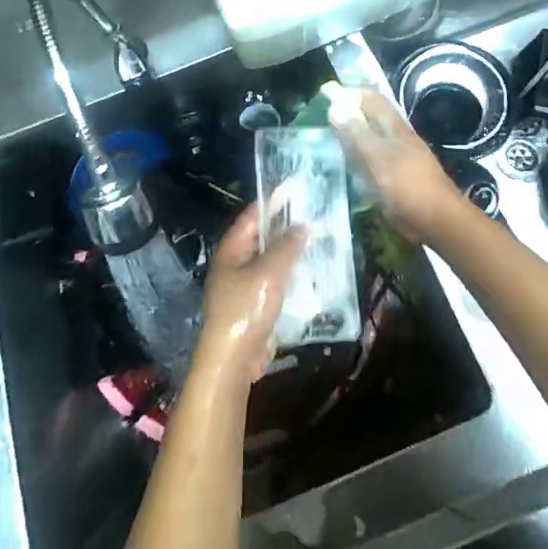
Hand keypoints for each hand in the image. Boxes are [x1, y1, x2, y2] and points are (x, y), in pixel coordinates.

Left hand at [198, 206, 302, 382]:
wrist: (234, 359)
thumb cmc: (246, 308)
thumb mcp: (268, 273)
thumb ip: (285, 248)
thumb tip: (301, 227)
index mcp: (230, 251)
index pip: (250, 217)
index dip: (271, 202)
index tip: (293, 189)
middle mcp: (234, 265)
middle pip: (260, 238)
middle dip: (284, 228)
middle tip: (312, 216)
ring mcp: (243, 287)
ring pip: (269, 262)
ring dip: (290, 253)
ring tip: (317, 241)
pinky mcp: (254, 307)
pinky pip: (275, 283)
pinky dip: (291, 277)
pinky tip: (312, 275)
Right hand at [328, 88, 466, 240]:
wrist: (437, 221)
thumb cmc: (408, 186)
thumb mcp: (378, 156)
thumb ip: (356, 132)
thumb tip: (334, 106)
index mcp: (394, 126)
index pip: (369, 97)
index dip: (348, 94)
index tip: (324, 99)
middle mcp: (395, 136)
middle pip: (368, 117)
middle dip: (345, 115)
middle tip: (319, 123)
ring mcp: (397, 156)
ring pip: (368, 139)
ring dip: (349, 138)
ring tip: (325, 143)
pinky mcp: (395, 176)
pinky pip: (370, 160)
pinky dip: (356, 159)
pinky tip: (344, 167)